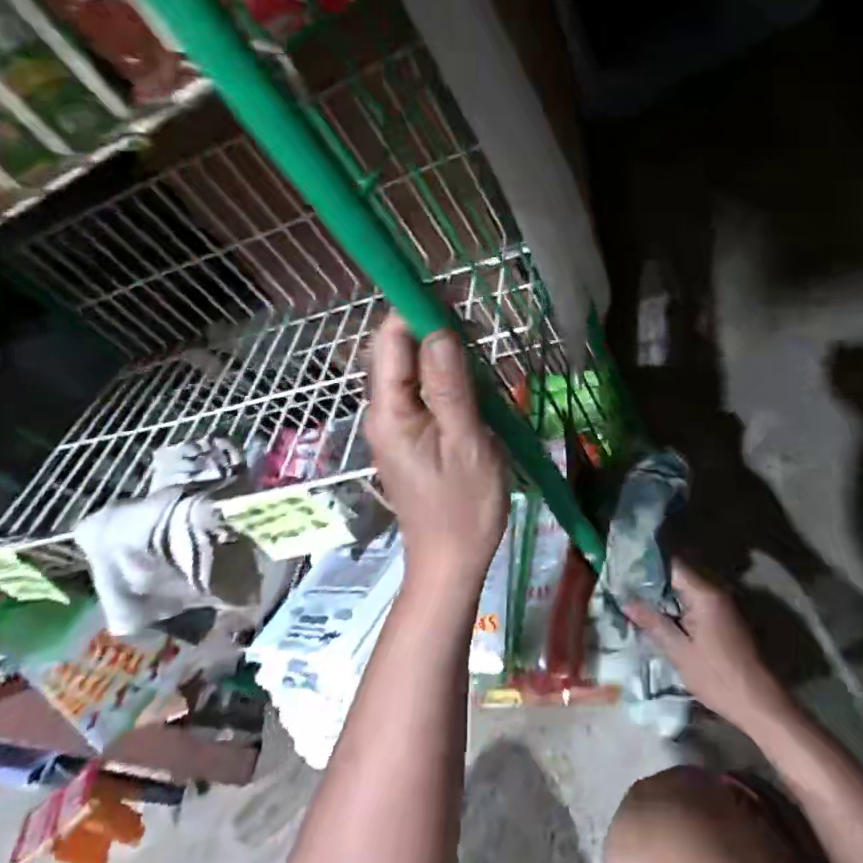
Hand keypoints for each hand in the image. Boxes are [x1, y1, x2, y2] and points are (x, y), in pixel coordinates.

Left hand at [365, 313, 507, 585]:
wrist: (449, 563)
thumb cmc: (463, 509)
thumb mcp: (466, 443)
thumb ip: (450, 386)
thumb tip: (440, 329)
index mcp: (389, 411)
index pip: (390, 340)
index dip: (416, 311)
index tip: (456, 299)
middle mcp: (381, 411)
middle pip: (396, 350)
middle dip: (432, 329)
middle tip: (478, 331)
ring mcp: (393, 422)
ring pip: (410, 368)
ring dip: (441, 352)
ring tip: (480, 356)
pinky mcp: (407, 433)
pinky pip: (419, 390)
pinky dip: (443, 377)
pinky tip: (471, 384)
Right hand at [623, 561, 792, 728]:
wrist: (761, 706)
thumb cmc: (719, 678)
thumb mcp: (679, 652)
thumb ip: (652, 622)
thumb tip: (625, 601)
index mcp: (705, 595)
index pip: (671, 564)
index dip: (645, 563)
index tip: (622, 567)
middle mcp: (716, 593)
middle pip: (678, 574)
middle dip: (650, 578)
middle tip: (622, 584)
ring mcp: (722, 606)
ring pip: (685, 588)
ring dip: (662, 592)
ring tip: (633, 597)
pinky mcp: (724, 619)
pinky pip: (694, 601)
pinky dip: (675, 604)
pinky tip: (657, 615)